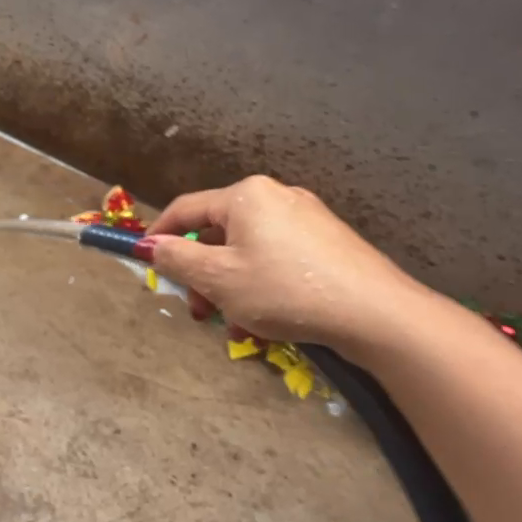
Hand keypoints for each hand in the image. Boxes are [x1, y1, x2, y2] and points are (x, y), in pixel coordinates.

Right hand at [143, 175, 432, 358]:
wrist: (376, 314)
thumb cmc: (285, 290)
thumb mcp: (217, 278)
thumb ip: (176, 259)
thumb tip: (148, 246)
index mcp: (246, 196)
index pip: (185, 209)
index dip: (159, 236)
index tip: (145, 264)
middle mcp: (276, 197)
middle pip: (217, 233)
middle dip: (201, 274)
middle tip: (198, 310)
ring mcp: (306, 219)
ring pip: (245, 251)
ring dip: (229, 287)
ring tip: (235, 325)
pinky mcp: (327, 243)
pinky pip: (275, 259)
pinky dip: (259, 286)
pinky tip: (265, 320)